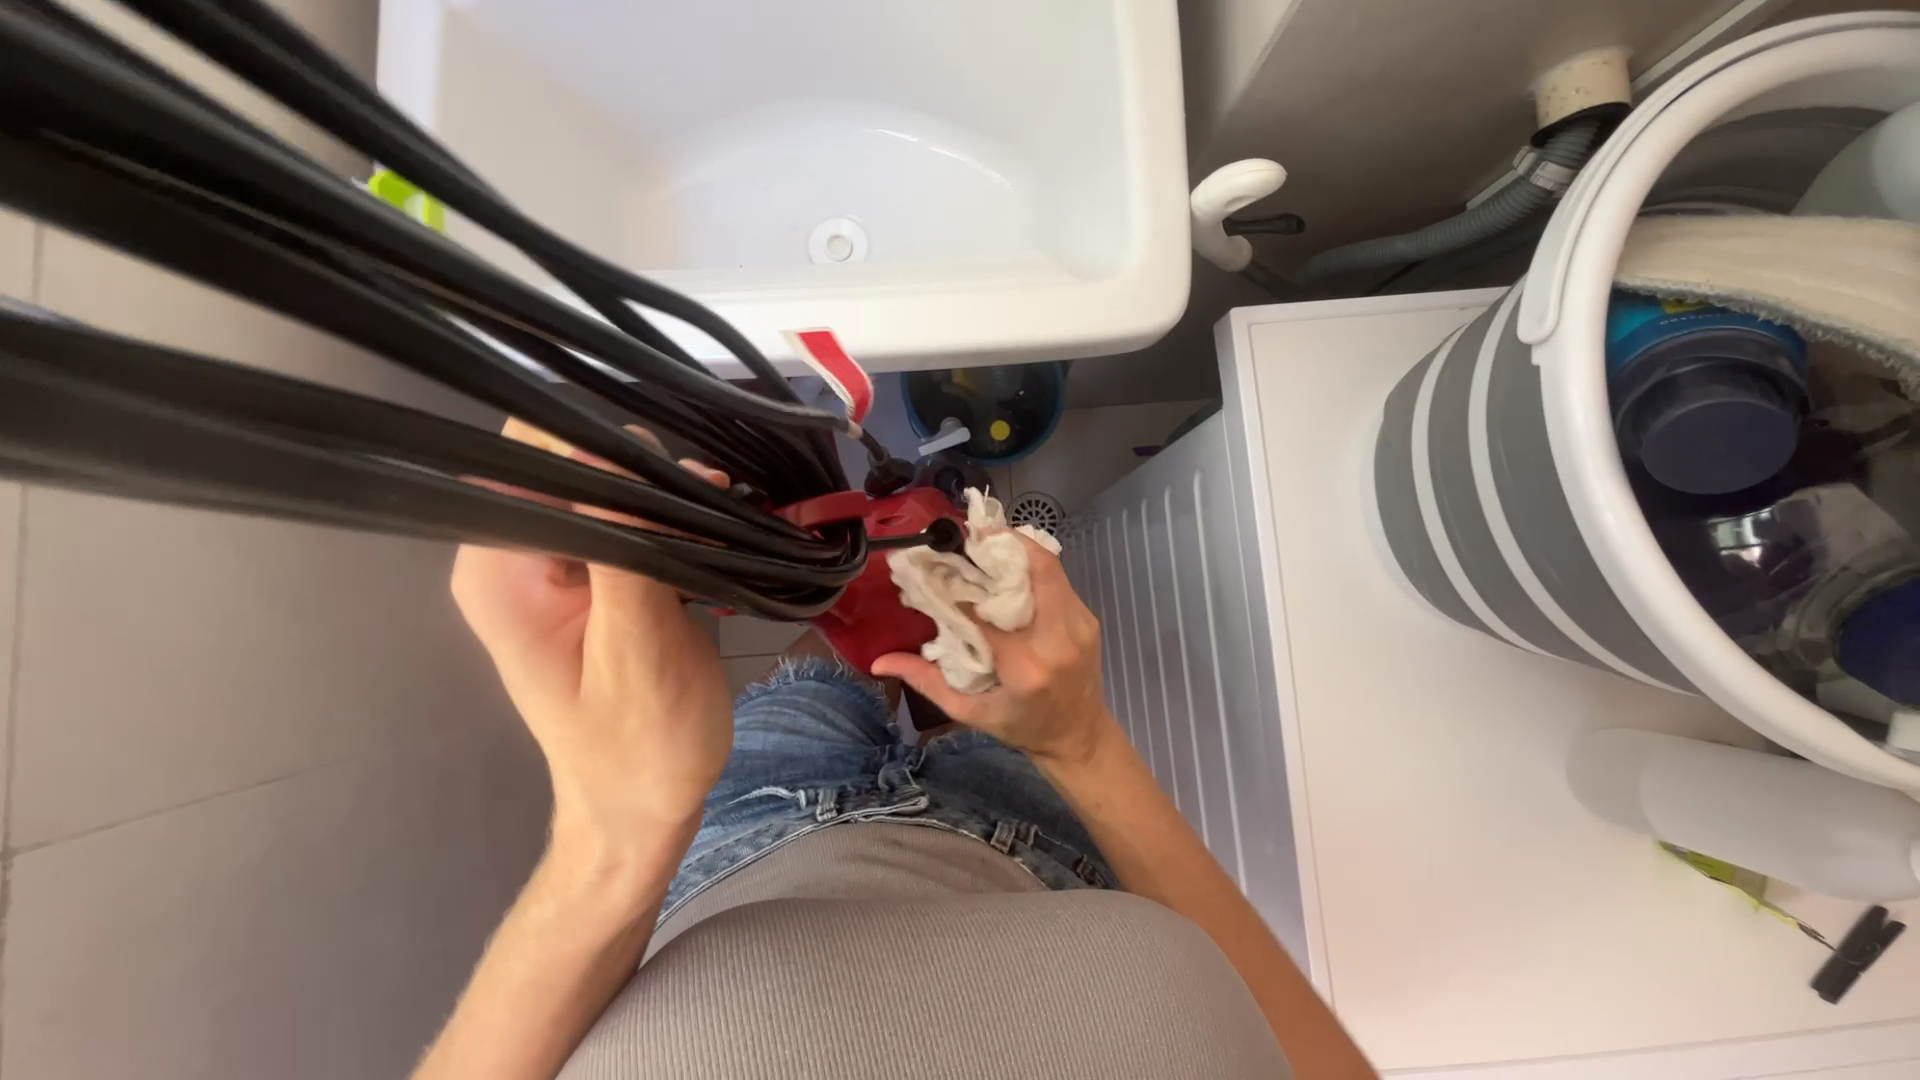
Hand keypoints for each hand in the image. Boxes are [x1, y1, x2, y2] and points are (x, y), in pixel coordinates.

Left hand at [451, 423, 733, 855]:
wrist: (647, 803)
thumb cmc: (642, 745)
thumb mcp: (639, 652)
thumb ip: (626, 553)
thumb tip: (623, 457)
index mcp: (501, 573)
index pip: (528, 463)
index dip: (595, 446)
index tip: (669, 471)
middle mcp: (515, 558)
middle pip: (566, 465)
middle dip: (639, 467)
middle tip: (711, 495)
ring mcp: (556, 566)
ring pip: (603, 487)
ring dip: (663, 493)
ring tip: (720, 512)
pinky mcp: (595, 577)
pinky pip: (625, 518)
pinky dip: (669, 516)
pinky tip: (712, 528)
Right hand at [872, 534, 1118, 766]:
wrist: (1080, 738)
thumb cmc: (1022, 727)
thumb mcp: (970, 712)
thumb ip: (927, 682)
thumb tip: (880, 661)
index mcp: (1025, 667)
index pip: (986, 610)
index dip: (960, 583)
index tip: (936, 566)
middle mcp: (1058, 640)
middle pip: (1036, 569)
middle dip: (1002, 545)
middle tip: (967, 539)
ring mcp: (1079, 626)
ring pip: (1050, 568)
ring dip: (1018, 551)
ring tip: (984, 547)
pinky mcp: (1088, 619)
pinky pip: (1059, 581)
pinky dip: (1033, 568)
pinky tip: (1008, 570)